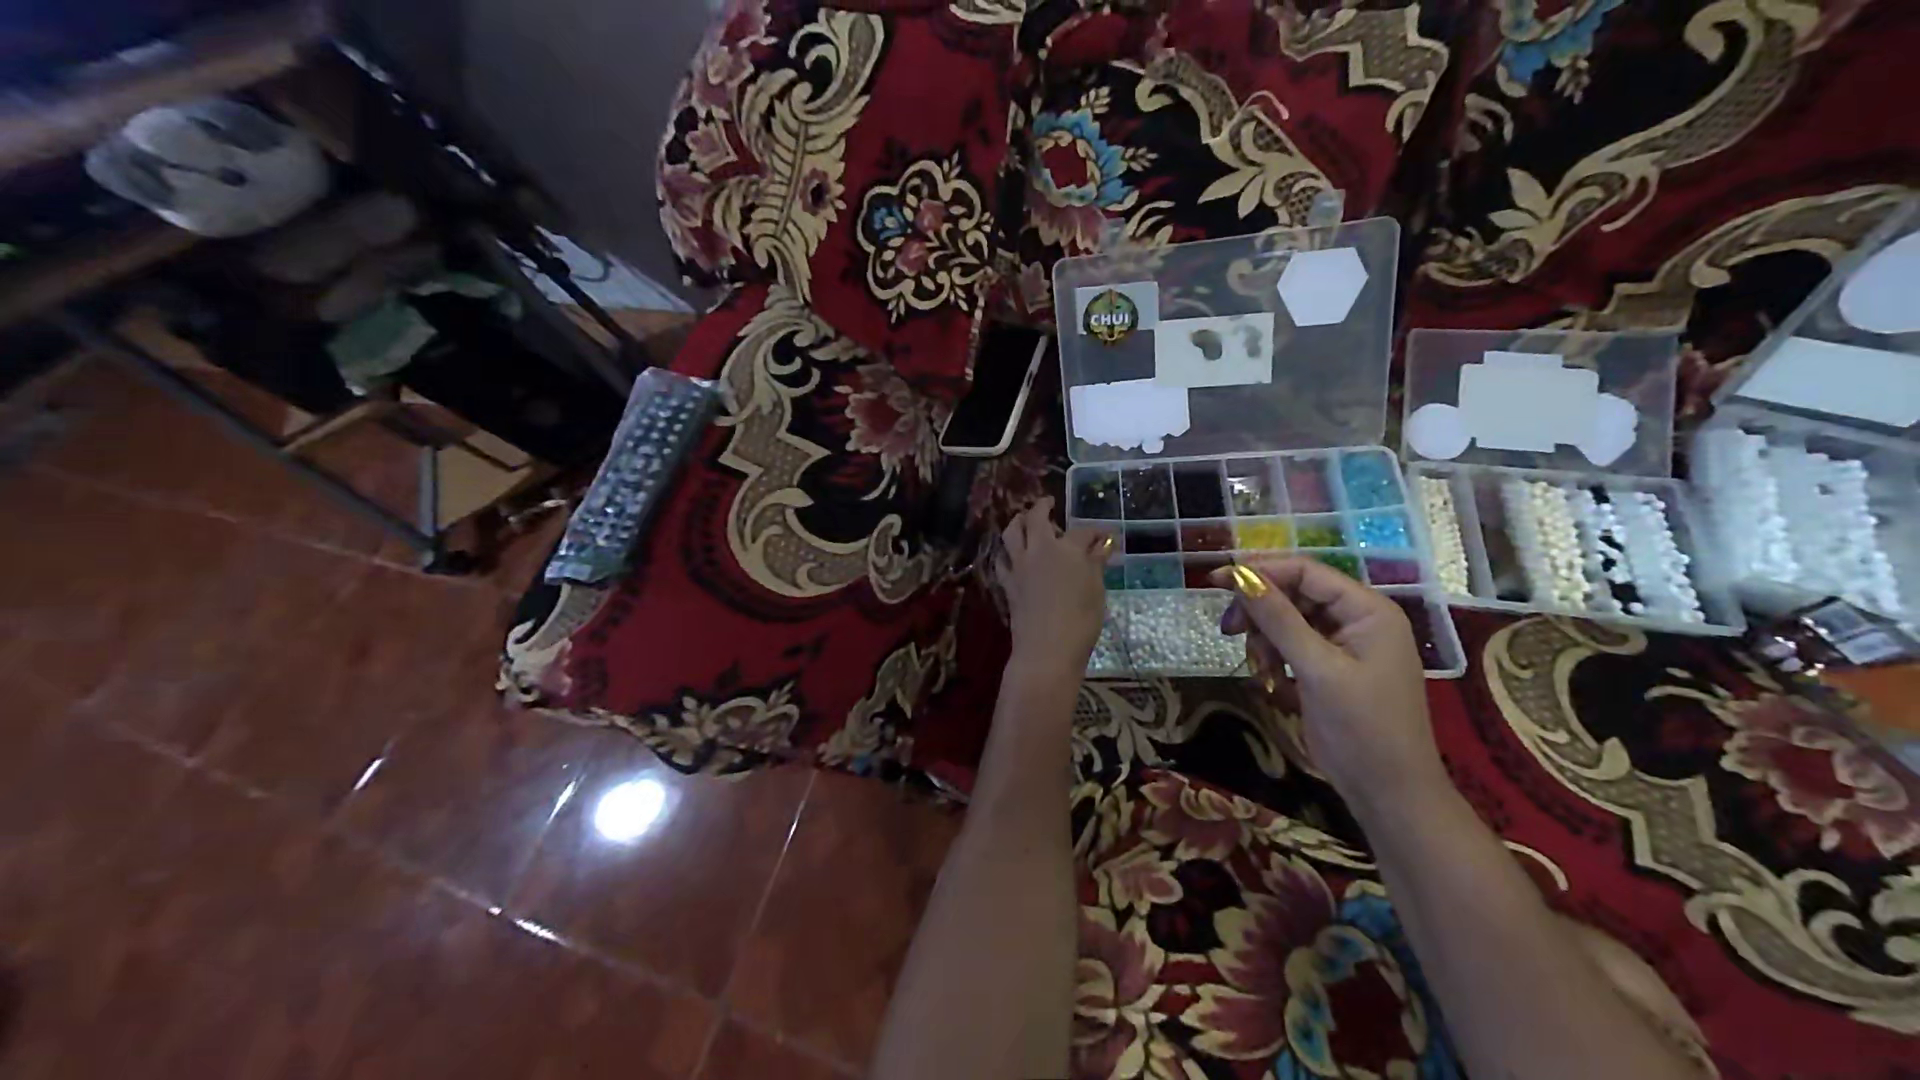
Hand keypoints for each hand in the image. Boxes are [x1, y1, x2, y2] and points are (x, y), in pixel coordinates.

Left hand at [996, 497, 1112, 675]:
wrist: (1046, 649)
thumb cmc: (1081, 621)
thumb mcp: (1096, 591)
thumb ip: (1096, 565)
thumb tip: (1103, 546)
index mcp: (1068, 549)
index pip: (1083, 531)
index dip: (1096, 531)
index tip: (1106, 536)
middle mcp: (1040, 550)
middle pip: (1037, 518)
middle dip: (1043, 506)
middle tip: (1049, 503)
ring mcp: (1019, 565)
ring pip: (1012, 532)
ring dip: (1018, 521)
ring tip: (1023, 518)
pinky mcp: (1007, 583)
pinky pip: (1002, 560)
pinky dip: (1006, 552)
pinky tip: (1010, 553)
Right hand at [1209, 557, 1445, 801]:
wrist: (1389, 792)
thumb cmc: (1362, 728)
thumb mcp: (1317, 670)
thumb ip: (1279, 620)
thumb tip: (1240, 577)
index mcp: (1368, 610)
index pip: (1306, 571)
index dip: (1260, 571)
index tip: (1215, 581)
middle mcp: (1357, 619)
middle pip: (1293, 594)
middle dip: (1259, 612)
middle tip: (1228, 631)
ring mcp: (1344, 645)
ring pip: (1287, 621)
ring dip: (1265, 642)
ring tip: (1262, 672)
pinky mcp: (1329, 668)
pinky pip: (1291, 647)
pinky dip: (1274, 660)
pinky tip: (1271, 684)